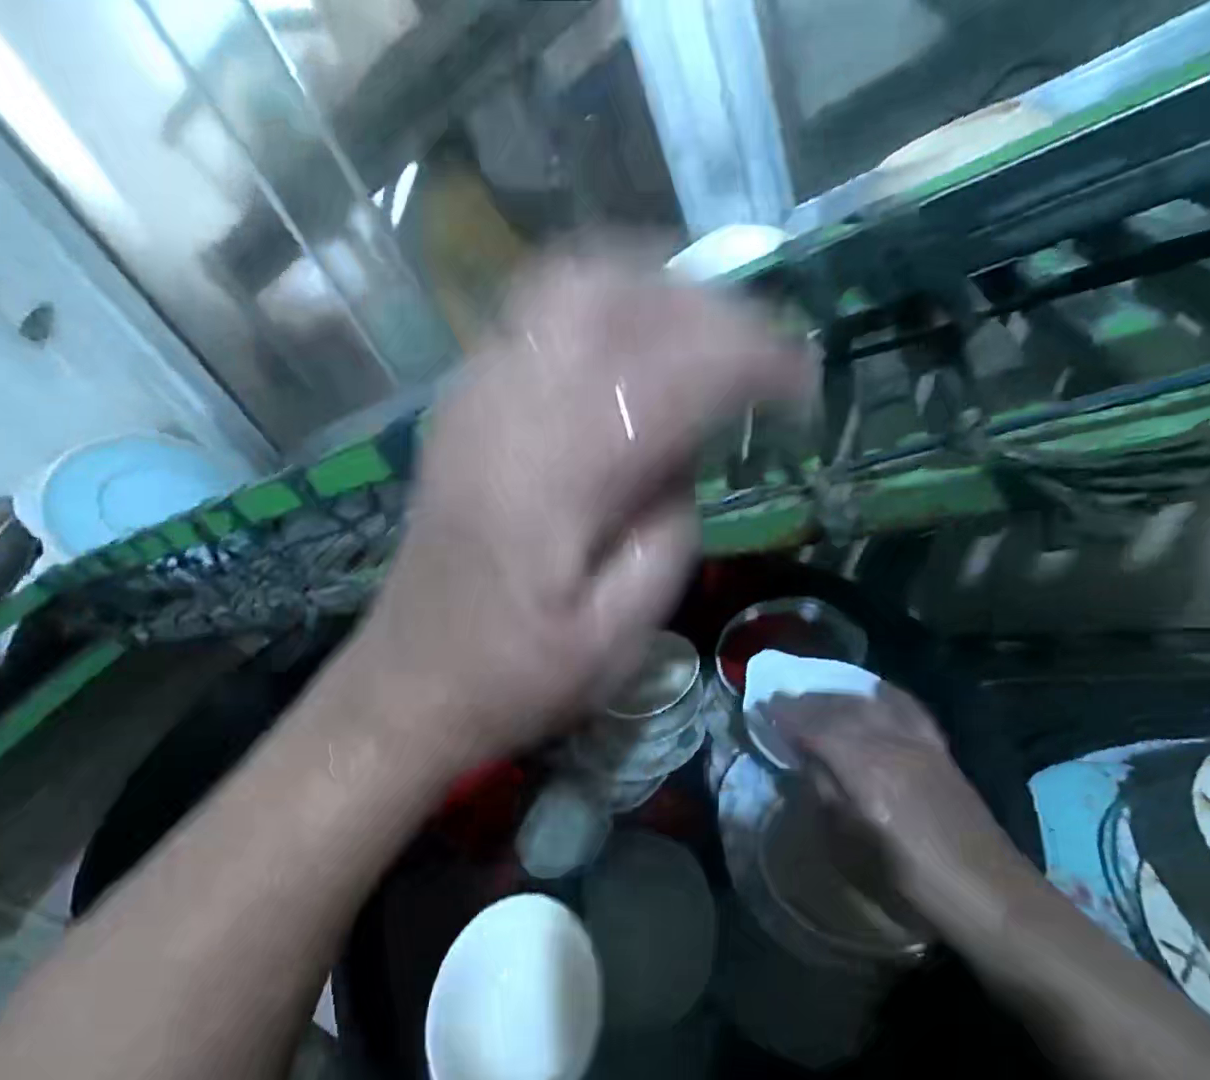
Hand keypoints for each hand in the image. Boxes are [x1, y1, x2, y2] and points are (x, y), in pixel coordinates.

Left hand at [343, 253, 807, 771]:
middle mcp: (502, 415)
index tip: (801, 386)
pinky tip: (613, 374)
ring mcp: (465, 406)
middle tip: (737, 353)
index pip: (673, 370)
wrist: (409, 682)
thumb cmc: (514, 677)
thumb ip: (670, 527)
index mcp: (555, 475)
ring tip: (686, 349)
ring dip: (636, 300)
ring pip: (555, 294)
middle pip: (600, 292)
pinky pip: (524, 330)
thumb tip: (686, 450)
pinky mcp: (451, 416)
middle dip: (687, 303)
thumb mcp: (621, 635)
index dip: (753, 358)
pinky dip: (585, 325)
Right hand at [764, 685, 1024, 917]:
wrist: (988, 897)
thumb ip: (822, 791)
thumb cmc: (906, 879)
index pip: (811, 725)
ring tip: (816, 702)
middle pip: (837, 708)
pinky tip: (869, 696)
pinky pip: (905, 708)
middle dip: (804, 703)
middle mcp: (889, 745)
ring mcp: (918, 744)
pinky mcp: (940, 751)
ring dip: (836, 698)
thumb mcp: (845, 843)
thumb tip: (805, 759)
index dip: (782, 714)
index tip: (761, 708)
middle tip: (780, 704)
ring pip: (868, 703)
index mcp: (862, 769)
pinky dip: (880, 697)